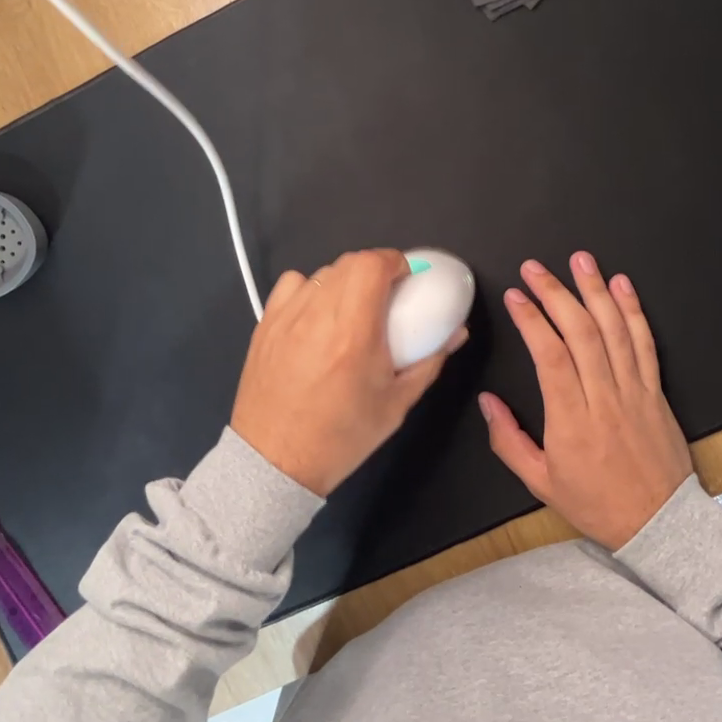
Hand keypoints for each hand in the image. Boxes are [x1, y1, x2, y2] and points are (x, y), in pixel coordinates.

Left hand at [232, 250, 463, 496]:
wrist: (275, 461)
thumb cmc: (342, 435)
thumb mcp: (396, 404)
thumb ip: (429, 362)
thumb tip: (456, 333)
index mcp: (354, 331)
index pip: (372, 264)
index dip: (394, 260)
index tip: (407, 276)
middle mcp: (317, 314)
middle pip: (349, 262)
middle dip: (374, 269)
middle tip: (388, 295)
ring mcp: (286, 316)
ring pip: (321, 272)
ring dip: (344, 280)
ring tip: (352, 308)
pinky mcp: (265, 323)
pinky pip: (292, 286)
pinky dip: (310, 289)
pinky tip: (317, 314)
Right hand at [479, 252, 693, 550]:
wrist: (660, 525)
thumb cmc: (597, 504)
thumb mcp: (540, 482)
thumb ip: (508, 440)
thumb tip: (487, 401)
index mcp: (571, 422)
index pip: (549, 356)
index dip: (531, 320)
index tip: (516, 296)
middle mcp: (604, 399)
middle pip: (580, 332)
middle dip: (556, 292)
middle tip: (535, 268)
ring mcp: (634, 391)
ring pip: (614, 330)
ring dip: (595, 290)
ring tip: (579, 260)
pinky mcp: (655, 391)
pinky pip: (645, 343)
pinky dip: (633, 311)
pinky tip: (622, 285)